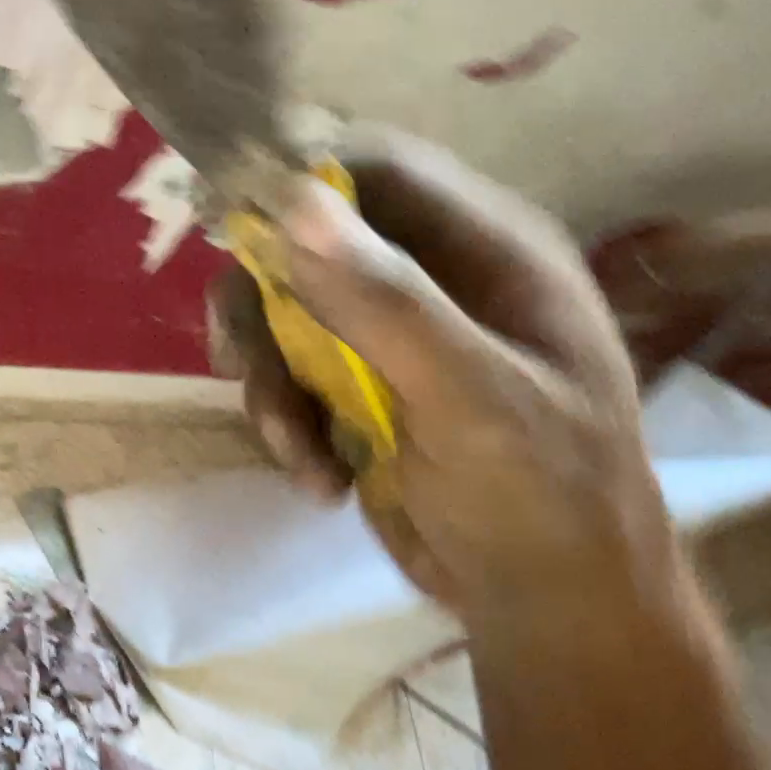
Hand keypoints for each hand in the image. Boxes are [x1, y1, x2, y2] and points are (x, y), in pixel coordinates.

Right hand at [210, 127, 672, 618]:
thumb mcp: (465, 395)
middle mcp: (429, 281)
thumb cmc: (537, 493)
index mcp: (483, 251)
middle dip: (264, 313)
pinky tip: (318, 478)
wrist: (541, 598)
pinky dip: (284, 426)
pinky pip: (285, 381)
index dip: (297, 183)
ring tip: (297, 451)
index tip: (229, 228)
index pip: (374, 171)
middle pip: (304, 248)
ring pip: (281, 321)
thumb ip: (383, 299)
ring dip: (268, 385)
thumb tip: (291, 199)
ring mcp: (387, 341)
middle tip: (247, 371)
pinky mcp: (355, 394)